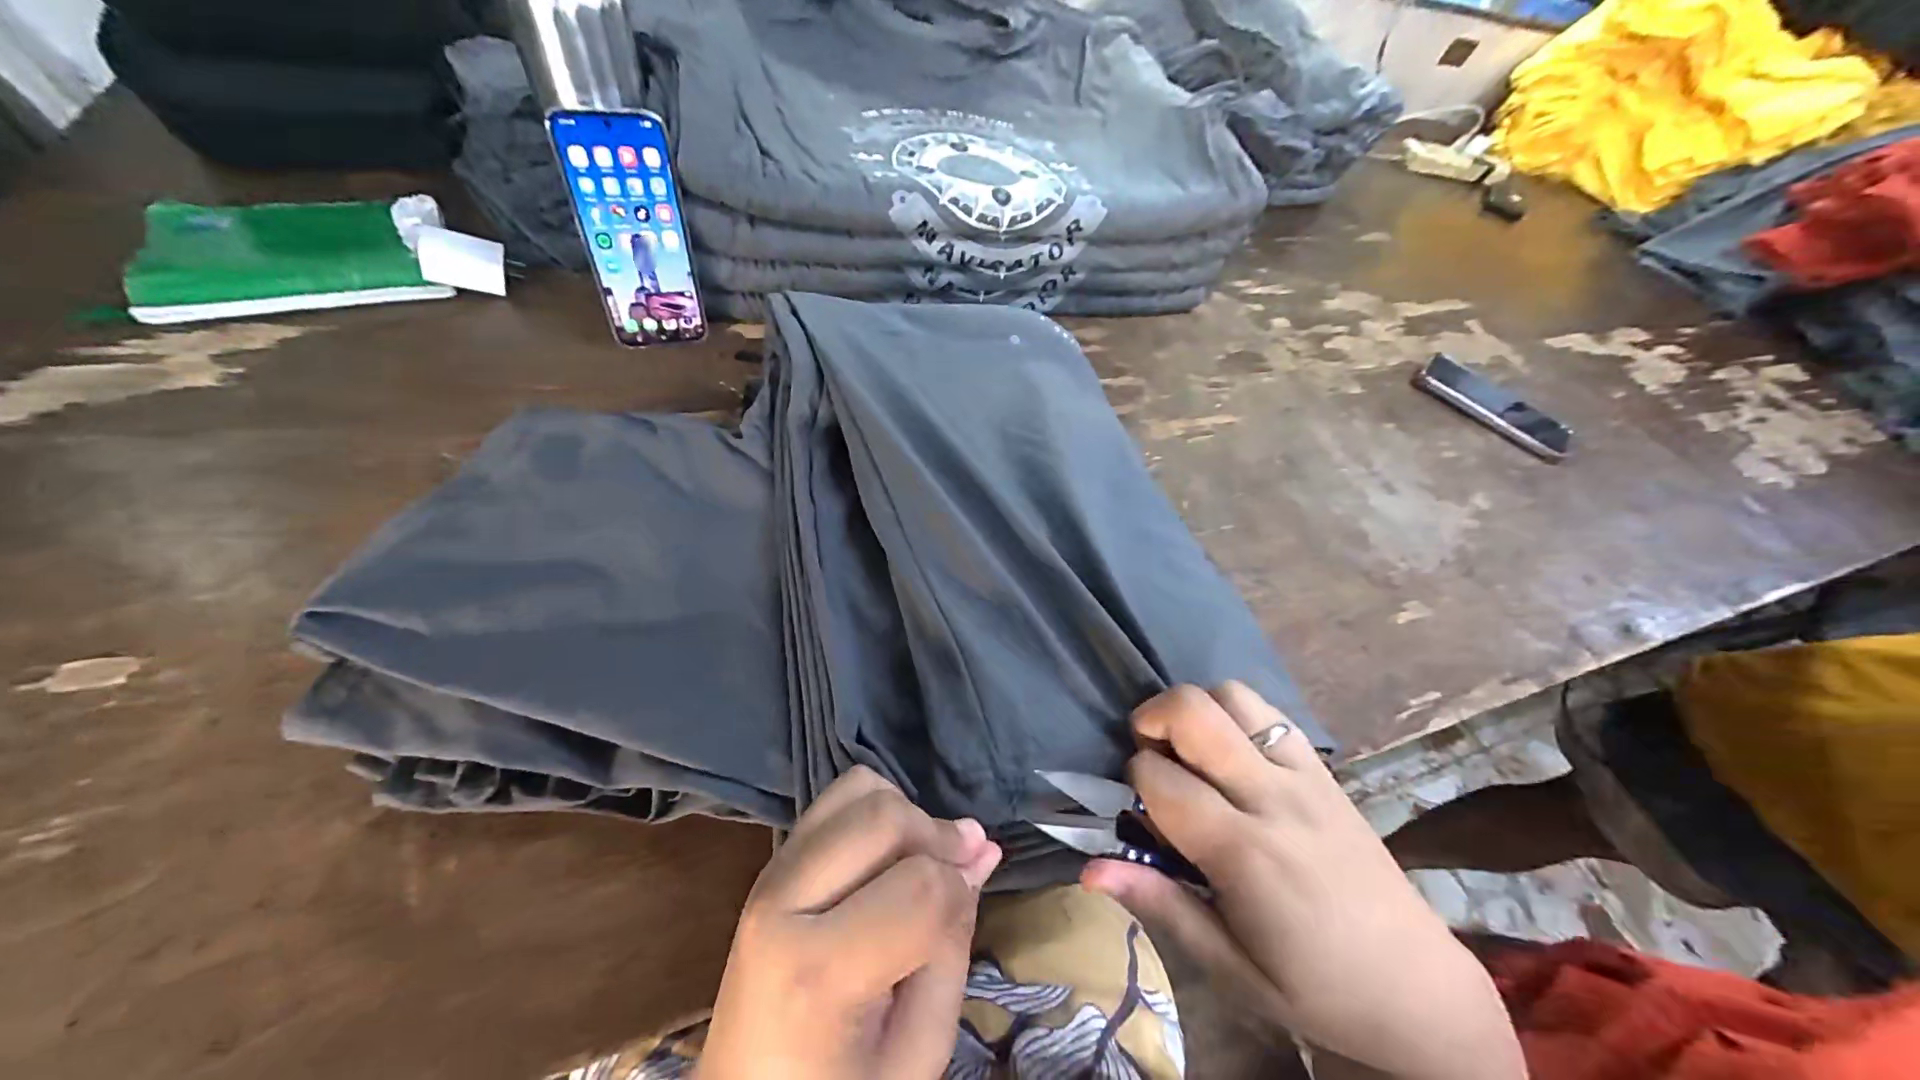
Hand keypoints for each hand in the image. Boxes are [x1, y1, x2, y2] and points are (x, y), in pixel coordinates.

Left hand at [698, 766, 1000, 1079]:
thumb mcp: (917, 1048)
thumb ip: (952, 945)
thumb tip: (983, 852)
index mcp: (817, 970)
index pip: (919, 886)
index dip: (962, 886)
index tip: (968, 905)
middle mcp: (783, 901)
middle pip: (884, 816)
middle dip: (938, 835)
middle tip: (962, 866)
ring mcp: (770, 871)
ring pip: (858, 789)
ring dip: (906, 816)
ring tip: (916, 865)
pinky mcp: (772, 859)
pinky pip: (836, 799)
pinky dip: (876, 810)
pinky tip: (885, 858)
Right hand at [1082, 684, 1523, 1079]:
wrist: (1418, 988)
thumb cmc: (1314, 988)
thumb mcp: (1228, 966)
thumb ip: (1159, 904)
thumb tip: (1088, 870)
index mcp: (1244, 852)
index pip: (1160, 776)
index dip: (1133, 781)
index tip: (1140, 811)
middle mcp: (1273, 798)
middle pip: (1195, 711)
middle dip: (1152, 718)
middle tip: (1151, 756)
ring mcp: (1306, 777)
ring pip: (1234, 695)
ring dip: (1198, 710)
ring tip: (1192, 752)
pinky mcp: (1326, 771)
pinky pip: (1271, 714)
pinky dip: (1237, 716)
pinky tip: (1233, 757)